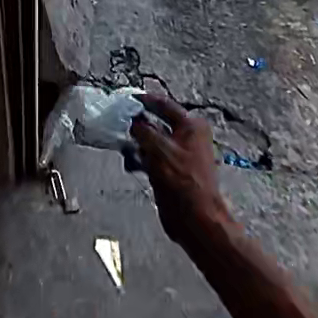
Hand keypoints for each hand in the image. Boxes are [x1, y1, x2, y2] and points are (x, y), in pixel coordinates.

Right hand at [132, 94, 231, 246]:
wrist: (196, 219)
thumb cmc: (183, 182)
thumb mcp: (159, 149)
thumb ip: (143, 130)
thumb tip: (133, 120)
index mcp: (191, 126)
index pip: (164, 104)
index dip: (144, 100)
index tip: (127, 99)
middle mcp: (188, 137)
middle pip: (157, 123)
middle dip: (139, 124)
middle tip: (121, 122)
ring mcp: (181, 154)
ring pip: (153, 141)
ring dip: (138, 143)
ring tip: (125, 145)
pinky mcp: (173, 171)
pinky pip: (153, 157)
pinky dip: (142, 158)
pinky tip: (133, 163)